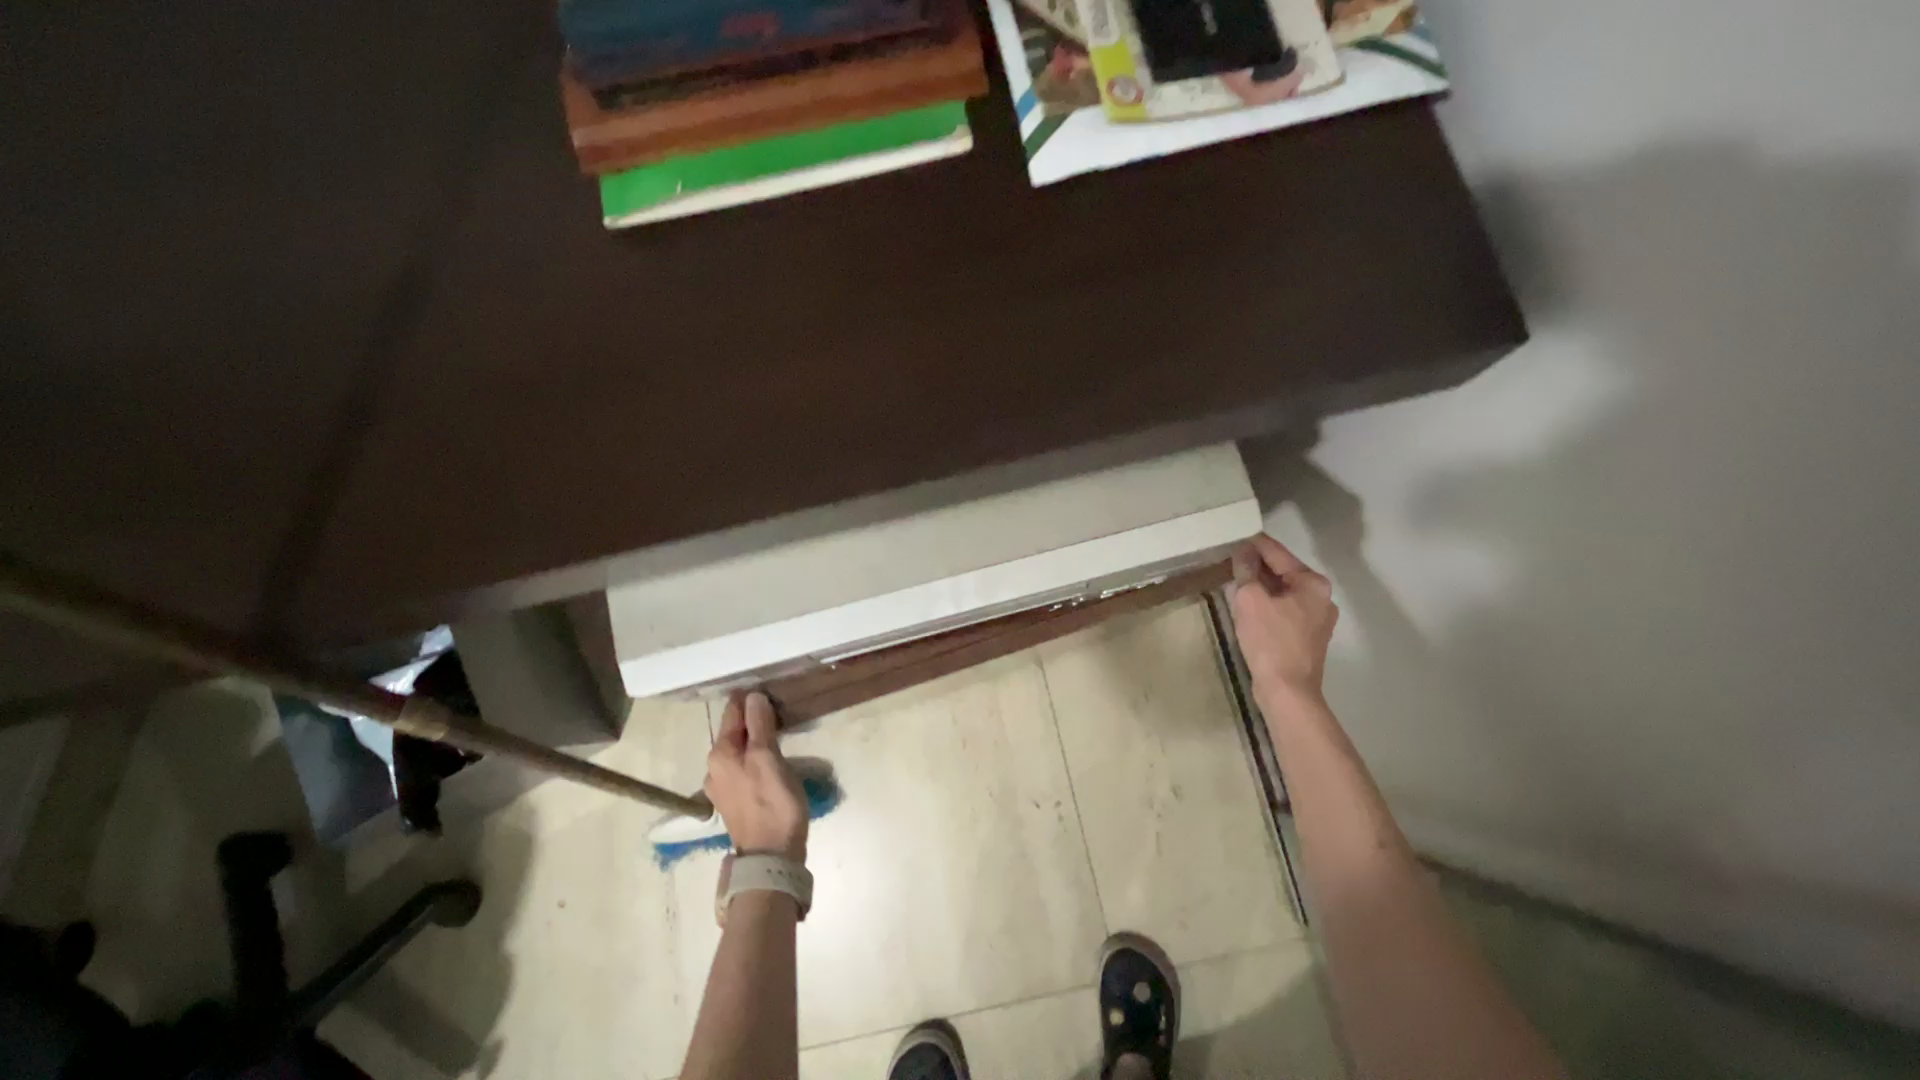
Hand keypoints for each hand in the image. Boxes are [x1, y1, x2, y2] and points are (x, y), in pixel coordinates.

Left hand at [705, 691, 808, 862]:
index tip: (768, 689)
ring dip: (753, 740)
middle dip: (751, 719)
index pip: (733, 713)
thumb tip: (752, 696)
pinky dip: (754, 759)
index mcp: (720, 753)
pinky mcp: (734, 802)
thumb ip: (759, 725)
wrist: (770, 855)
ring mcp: (722, 787)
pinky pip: (743, 769)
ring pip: (738, 752)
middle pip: (733, 733)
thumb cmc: (772, 802)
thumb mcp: (768, 758)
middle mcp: (714, 768)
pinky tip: (769, 762)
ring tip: (775, 733)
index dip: (750, 700)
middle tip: (776, 708)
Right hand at [1227, 534, 1338, 710]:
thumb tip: (1244, 552)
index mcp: (1313, 583)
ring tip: (1235, 580)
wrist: (1288, 691)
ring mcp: (1318, 620)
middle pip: (1284, 572)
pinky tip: (1248, 607)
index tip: (1234, 535)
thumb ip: (1246, 570)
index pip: (1278, 553)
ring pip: (1284, 593)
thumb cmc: (1270, 641)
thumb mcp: (1250, 599)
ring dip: (1261, 587)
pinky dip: (1267, 605)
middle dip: (1258, 566)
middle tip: (1230, 559)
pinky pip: (1284, 611)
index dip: (1254, 544)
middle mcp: (1322, 598)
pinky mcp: (1308, 638)